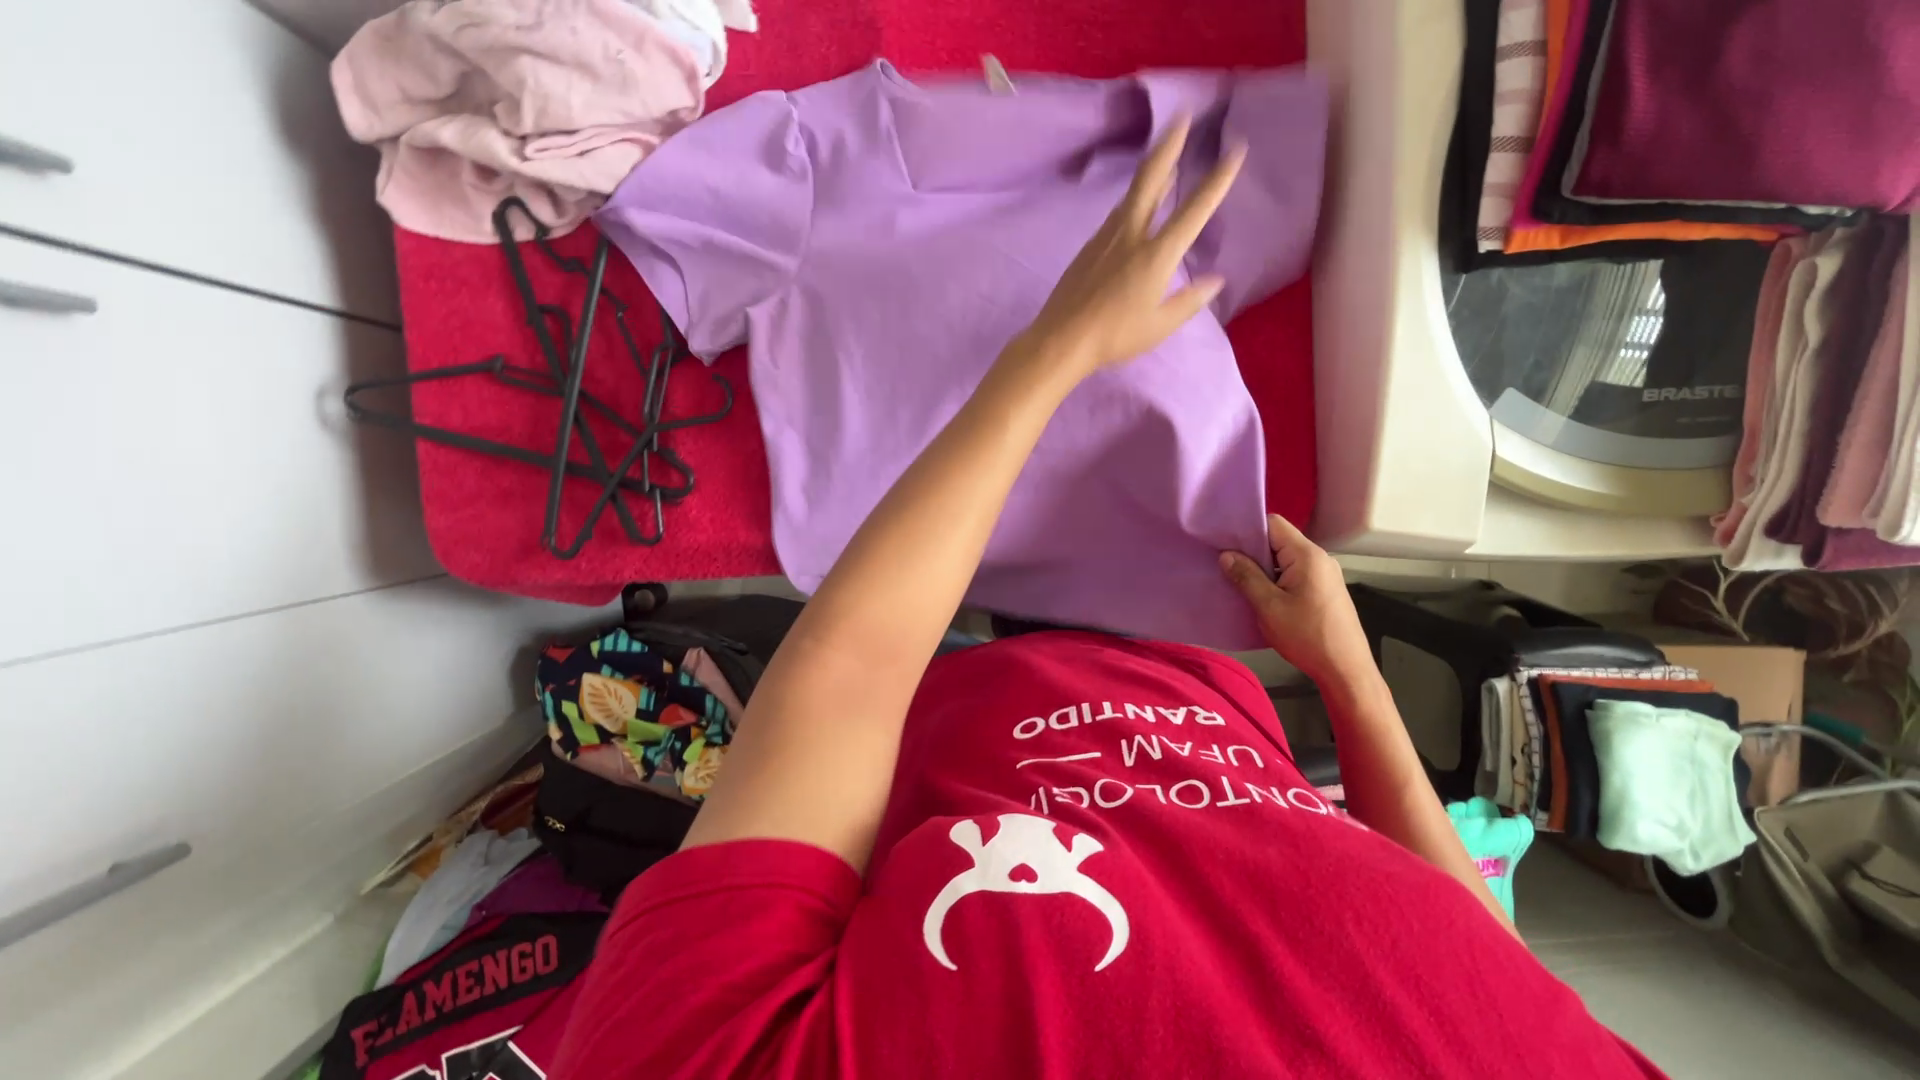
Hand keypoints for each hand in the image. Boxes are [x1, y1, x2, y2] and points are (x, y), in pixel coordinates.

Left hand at [1004, 116, 1245, 382]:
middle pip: (1152, 178)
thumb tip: (1215, 280)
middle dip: (1170, 145)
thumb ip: (1190, 300)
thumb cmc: (1115, 336)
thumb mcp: (1161, 325)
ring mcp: (1106, 238)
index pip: (1195, 209)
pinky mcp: (1089, 247)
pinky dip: (1133, 198)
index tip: (1236, 149)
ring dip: (1151, 169)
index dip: (1218, 179)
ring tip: (1165, 155)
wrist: (1061, 340)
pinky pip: (1117, 213)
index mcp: (1156, 254)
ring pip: (1132, 193)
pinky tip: (1135, 203)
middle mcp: (1131, 235)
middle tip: (1181, 116)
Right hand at [1219, 514, 1376, 688]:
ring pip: (1286, 559)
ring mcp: (1324, 574)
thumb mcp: (1269, 607)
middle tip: (1224, 563)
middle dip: (1252, 550)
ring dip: (1263, 567)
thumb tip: (1226, 555)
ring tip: (1237, 580)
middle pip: (1279, 540)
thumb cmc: (1307, 636)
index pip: (1274, 524)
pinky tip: (1261, 595)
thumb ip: (1246, 577)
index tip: (1223, 541)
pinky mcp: (1324, 589)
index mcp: (1307, 555)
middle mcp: (1319, 558)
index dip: (1247, 529)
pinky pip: (1294, 573)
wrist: (1345, 668)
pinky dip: (1276, 579)